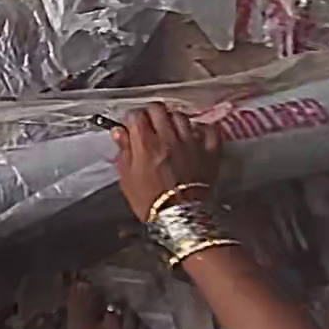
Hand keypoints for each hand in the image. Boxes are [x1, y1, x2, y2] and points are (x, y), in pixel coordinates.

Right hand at [113, 103, 221, 222]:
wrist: (181, 219)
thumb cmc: (150, 201)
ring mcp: (191, 142)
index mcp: (145, 143)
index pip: (136, 114)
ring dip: (173, 120)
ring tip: (170, 130)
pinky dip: (201, 128)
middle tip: (149, 125)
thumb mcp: (127, 178)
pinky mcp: (209, 151)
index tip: (132, 126)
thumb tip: (119, 132)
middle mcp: (168, 137)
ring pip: (181, 116)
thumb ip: (123, 152)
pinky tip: (194, 134)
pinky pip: (209, 129)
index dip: (132, 119)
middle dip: (151, 114)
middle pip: (158, 108)